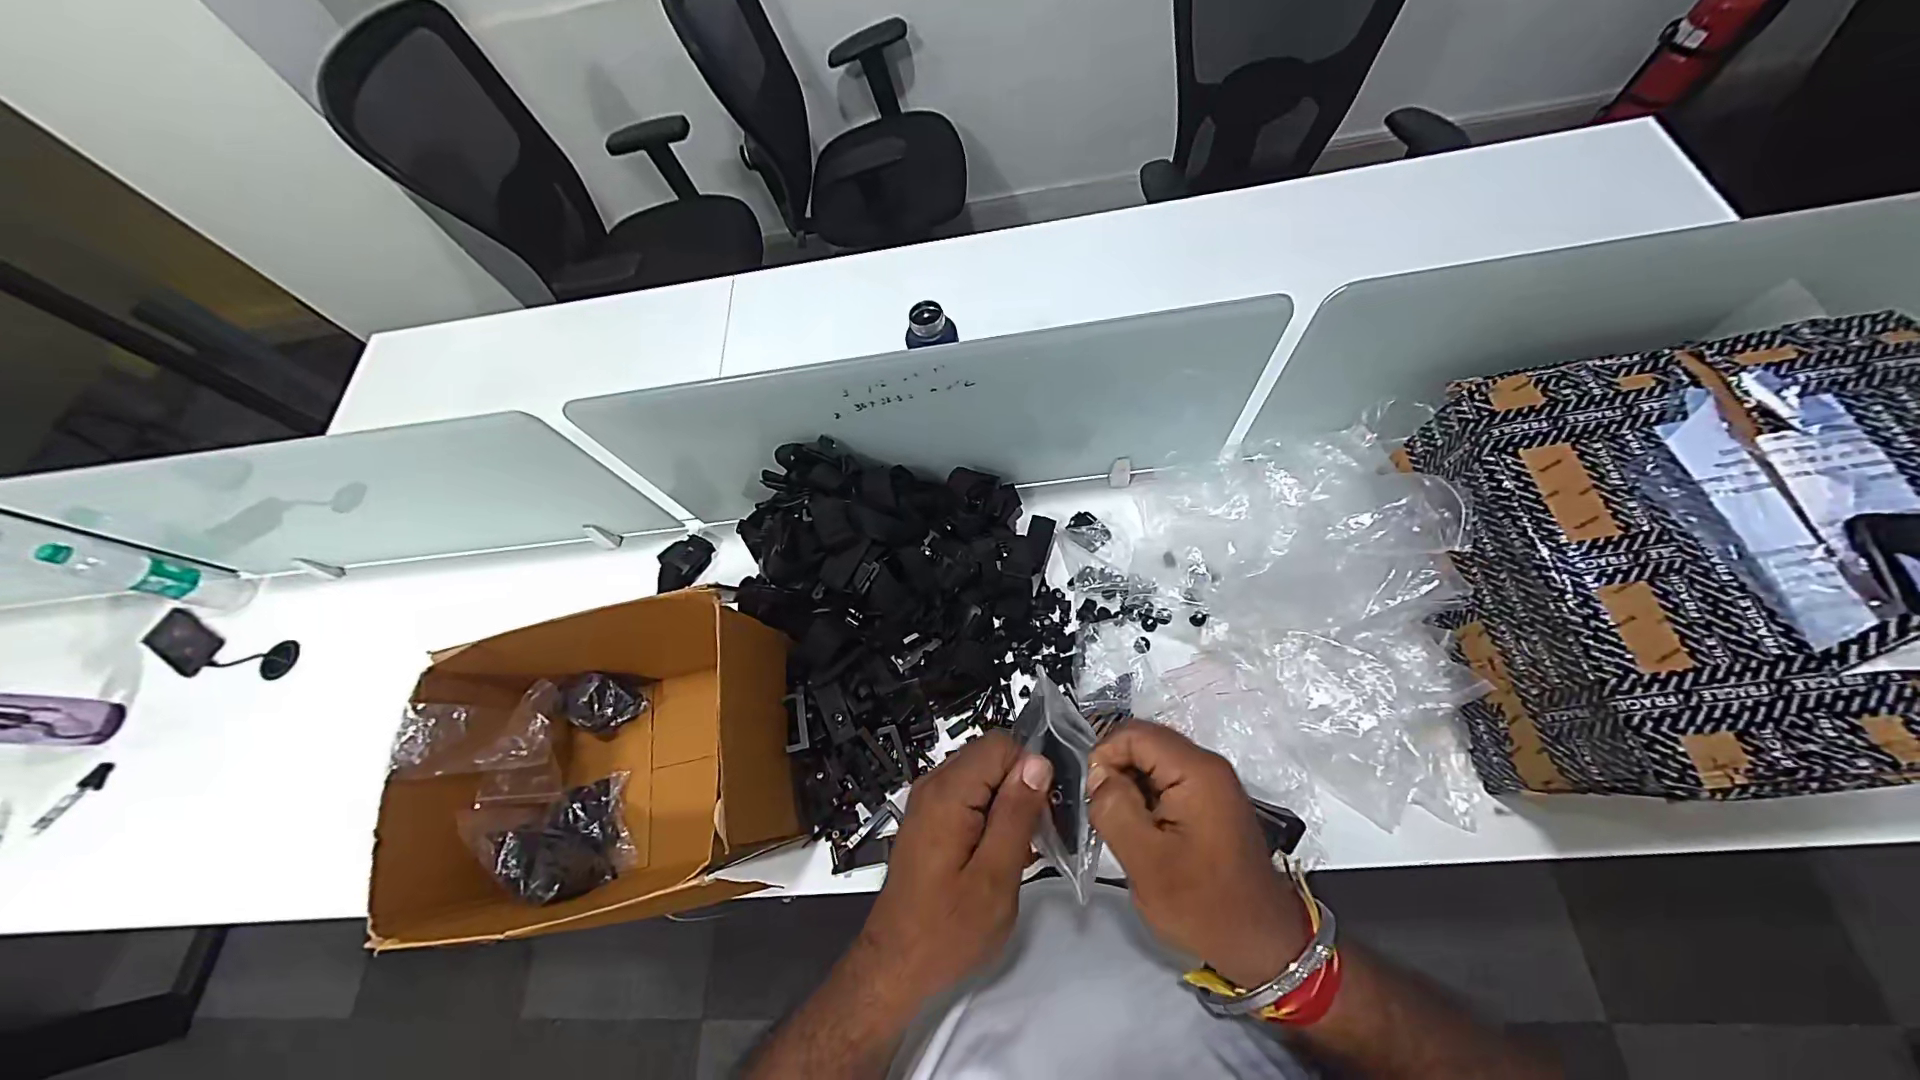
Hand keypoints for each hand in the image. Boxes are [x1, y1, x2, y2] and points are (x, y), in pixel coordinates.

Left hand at [850, 731, 1052, 1005]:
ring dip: (1008, 805)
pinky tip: (998, 854)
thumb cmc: (944, 931)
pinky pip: (970, 797)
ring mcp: (928, 801)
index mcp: (947, 794)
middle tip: (1034, 836)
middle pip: (992, 757)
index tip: (1043, 811)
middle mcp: (933, 787)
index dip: (1030, 771)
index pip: (1002, 744)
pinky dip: (991, 817)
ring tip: (1017, 851)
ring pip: (984, 777)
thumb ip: (1017, 814)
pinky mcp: (930, 818)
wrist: (897, 964)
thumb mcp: (995, 877)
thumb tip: (1037, 764)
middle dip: (1021, 788)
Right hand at [1089, 720, 1309, 988]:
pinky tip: (1146, 832)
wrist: (1262, 945)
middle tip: (1107, 815)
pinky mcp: (1211, 799)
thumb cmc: (1203, 904)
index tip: (1094, 797)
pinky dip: (1147, 797)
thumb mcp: (1145, 861)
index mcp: (1196, 771)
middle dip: (1116, 772)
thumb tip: (1099, 774)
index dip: (1104, 757)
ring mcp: (1213, 781)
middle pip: (1144, 742)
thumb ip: (1113, 808)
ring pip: (1152, 761)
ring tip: (1125, 827)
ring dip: (1130, 786)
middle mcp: (1208, 765)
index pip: (1133, 733)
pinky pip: (1167, 780)